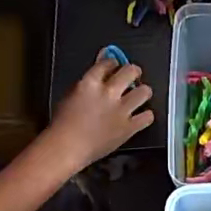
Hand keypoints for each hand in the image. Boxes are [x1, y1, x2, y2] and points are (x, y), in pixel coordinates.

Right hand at [39, 53, 154, 169]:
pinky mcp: (129, 127)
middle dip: (132, 71)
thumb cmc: (63, 124)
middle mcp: (109, 93)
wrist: (67, 148)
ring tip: (139, 94)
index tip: (115, 66)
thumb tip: (98, 71)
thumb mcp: (70, 95)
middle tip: (132, 75)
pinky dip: (146, 116)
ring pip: (144, 92)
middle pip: (131, 71)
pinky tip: (141, 116)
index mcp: (91, 82)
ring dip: (142, 91)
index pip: (108, 63)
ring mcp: (121, 110)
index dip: (113, 63)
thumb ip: (86, 81)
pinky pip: (148, 117)